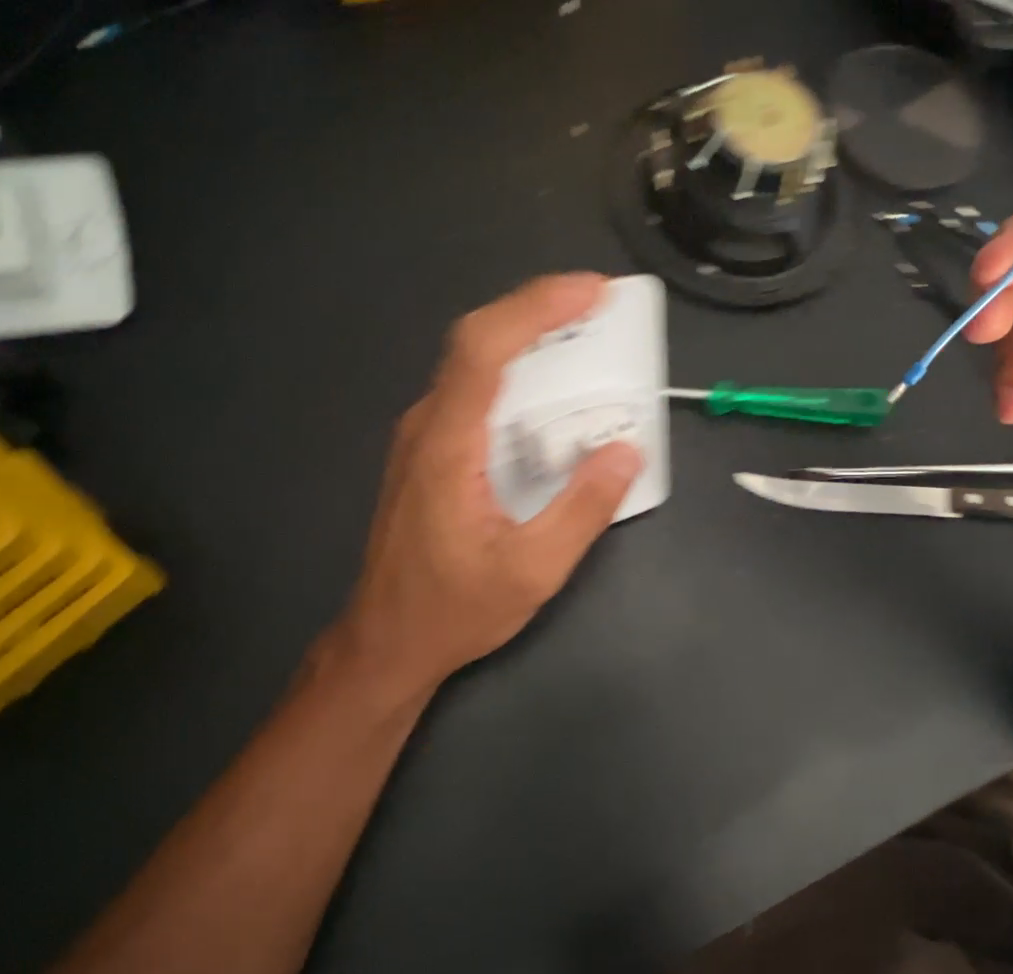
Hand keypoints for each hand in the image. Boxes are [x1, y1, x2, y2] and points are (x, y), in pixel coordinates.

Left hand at [333, 274, 642, 694]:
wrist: (386, 642)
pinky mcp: (425, 454)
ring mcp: (420, 439)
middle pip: (475, 342)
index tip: (593, 293)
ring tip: (581, 335)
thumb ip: (583, 509)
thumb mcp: (533, 570)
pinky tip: (545, 392)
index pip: (484, 348)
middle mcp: (426, 427)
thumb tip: (627, 451)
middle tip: (598, 304)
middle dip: (538, 311)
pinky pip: (470, 392)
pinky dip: (512, 373)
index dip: (538, 308)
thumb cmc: (455, 610)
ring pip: (470, 364)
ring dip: (525, 338)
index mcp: (448, 446)